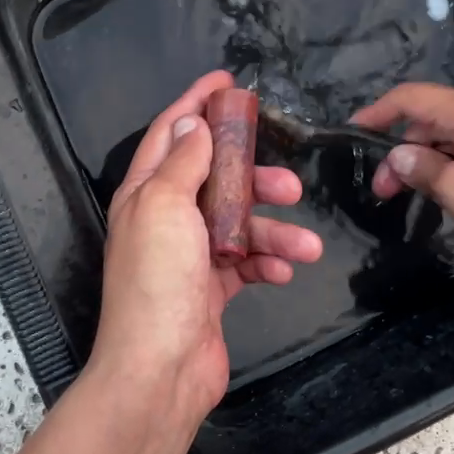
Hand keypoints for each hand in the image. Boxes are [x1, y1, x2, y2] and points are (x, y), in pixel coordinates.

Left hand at [92, 71, 323, 422]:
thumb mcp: (165, 207)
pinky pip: (245, 263)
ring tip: (306, 245)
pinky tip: (284, 271)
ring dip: (275, 232)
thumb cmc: (157, 282)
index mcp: (146, 193)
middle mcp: (165, 219)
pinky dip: (267, 264)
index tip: (229, 82)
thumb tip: (191, 123)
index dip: (197, 103)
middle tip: (289, 183)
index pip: (171, 133)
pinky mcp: (210, 289)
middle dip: (255, 178)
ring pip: (239, 225)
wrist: (159, 371)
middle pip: (216, 179)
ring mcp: (188, 256)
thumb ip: (183, 162)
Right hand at [352, 84, 453, 291]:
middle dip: (403, 147)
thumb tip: (398, 156)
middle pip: (434, 116)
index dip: (377, 112)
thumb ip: (421, 168)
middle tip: (384, 189)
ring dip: (428, 158)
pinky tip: (449, 190)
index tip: (353, 132)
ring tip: (415, 195)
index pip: (413, 97)